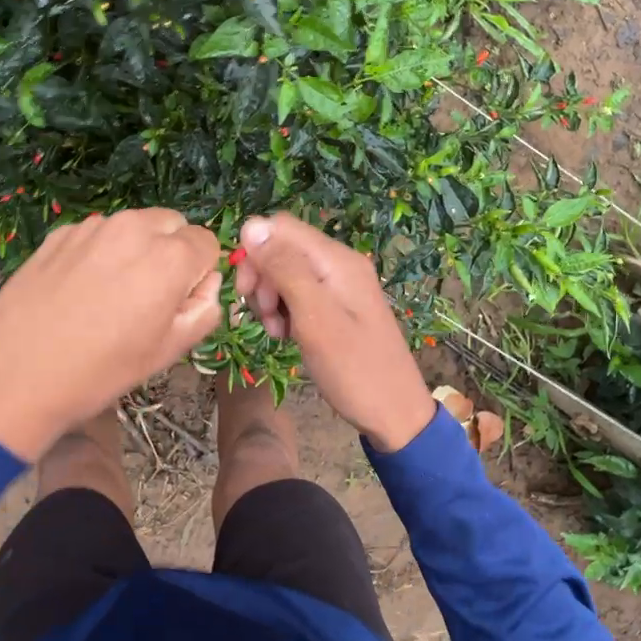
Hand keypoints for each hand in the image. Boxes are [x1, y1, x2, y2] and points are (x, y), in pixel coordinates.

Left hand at [0, 209, 221, 460]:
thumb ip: (203, 310)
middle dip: (172, 252)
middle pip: (173, 224)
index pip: (207, 243)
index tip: (180, 300)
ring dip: (137, 248)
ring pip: (134, 225)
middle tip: (149, 296)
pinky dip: (101, 251)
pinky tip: (80, 290)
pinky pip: (98, 233)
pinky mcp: (60, 233)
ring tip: (111, 294)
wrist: (14, 375)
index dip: (200, 272)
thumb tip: (206, 285)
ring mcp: (93, 227)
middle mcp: (134, 228)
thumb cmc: (100, 371)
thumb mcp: (167, 352)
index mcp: (169, 258)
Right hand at [233, 214, 435, 451]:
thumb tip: (252, 226)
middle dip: (261, 277)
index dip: (254, 250)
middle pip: (282, 248)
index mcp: (336, 260)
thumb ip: (284, 269)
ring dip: (270, 297)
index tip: (246, 289)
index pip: (281, 227)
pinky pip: (298, 294)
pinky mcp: (336, 307)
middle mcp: (339, 264)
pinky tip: (286, 334)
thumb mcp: (314, 318)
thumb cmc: (355, 369)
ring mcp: (339, 286)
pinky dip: (284, 310)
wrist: (394, 414)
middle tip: (260, 314)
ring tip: (275, 330)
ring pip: (286, 272)